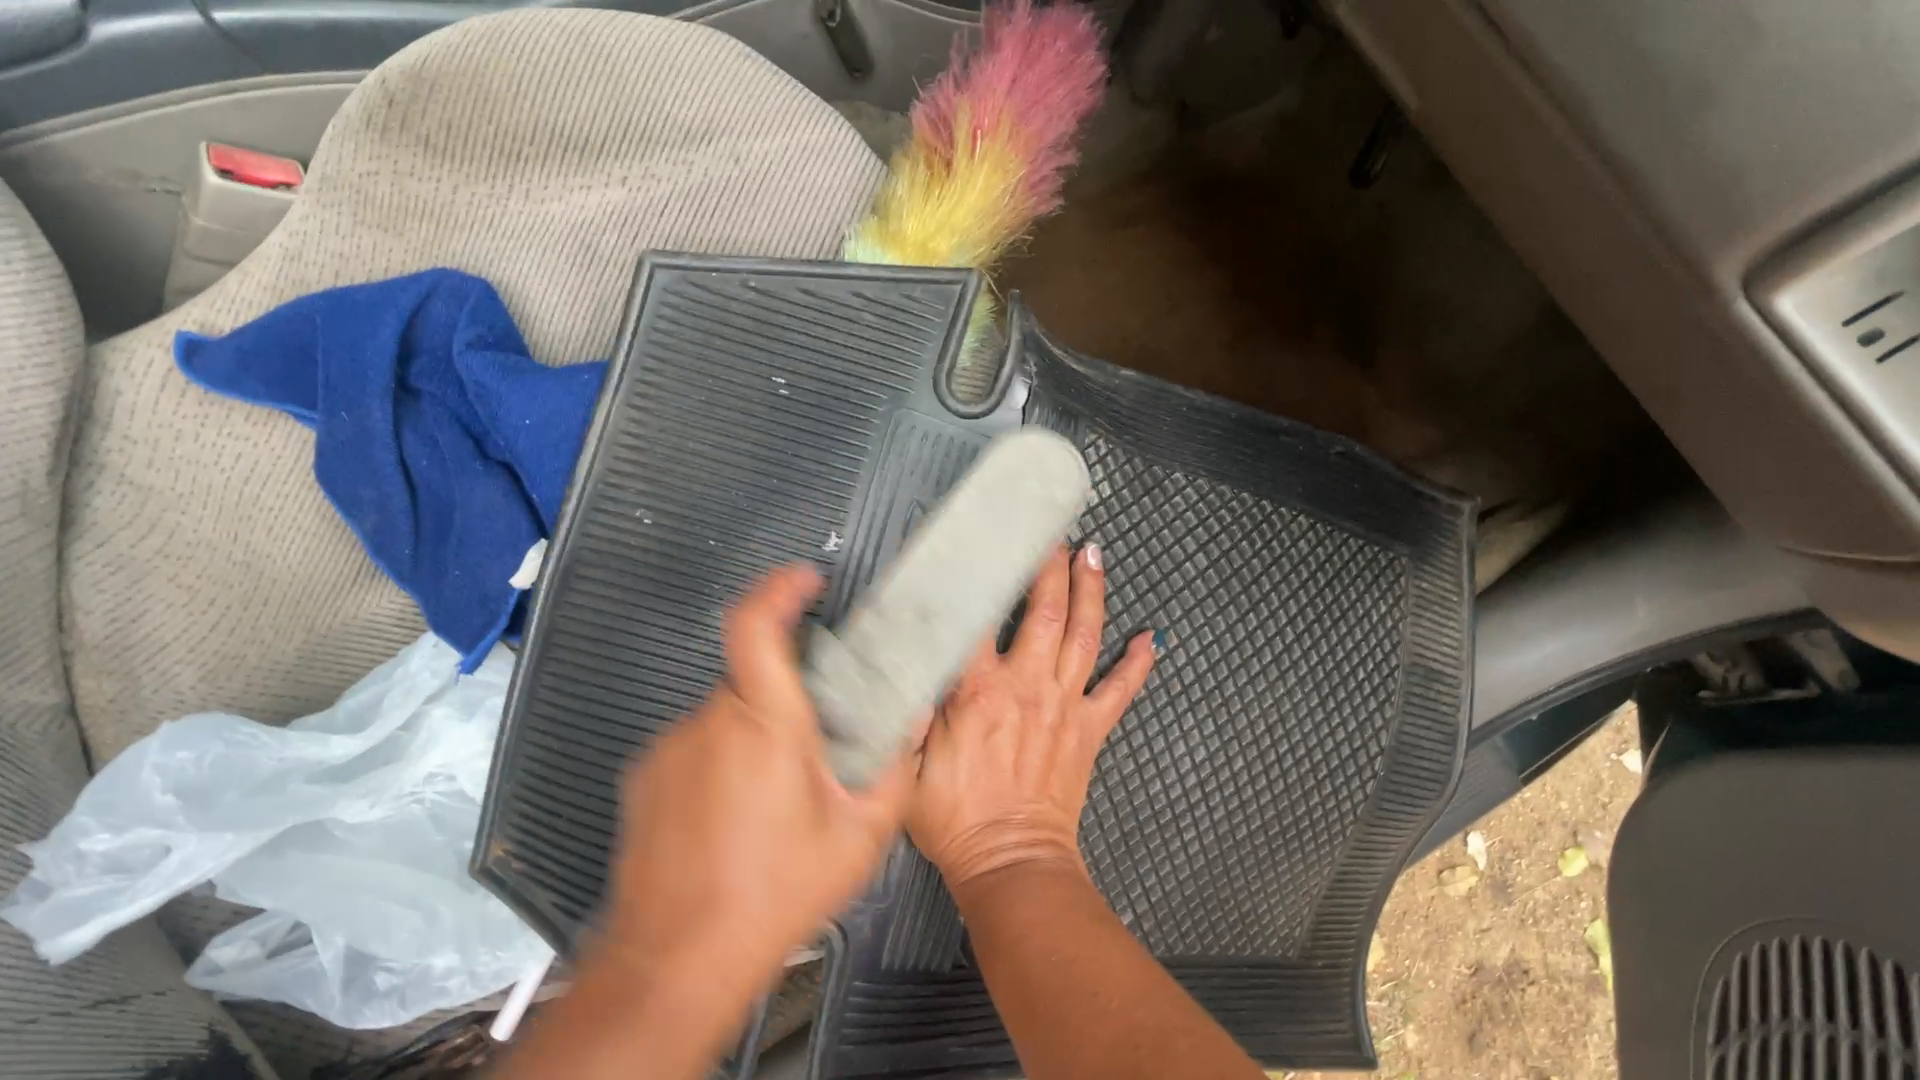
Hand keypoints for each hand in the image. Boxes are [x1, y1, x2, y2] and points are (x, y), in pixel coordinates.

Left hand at [596, 565, 913, 1003]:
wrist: (677, 958)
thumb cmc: (764, 899)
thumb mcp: (857, 838)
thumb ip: (892, 771)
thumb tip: (906, 732)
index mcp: (767, 726)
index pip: (757, 625)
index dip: (780, 589)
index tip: (802, 580)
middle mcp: (711, 725)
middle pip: (755, 678)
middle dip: (788, 703)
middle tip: (811, 753)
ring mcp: (673, 748)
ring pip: (726, 716)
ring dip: (753, 741)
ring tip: (769, 804)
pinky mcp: (647, 774)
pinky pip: (695, 746)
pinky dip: (719, 764)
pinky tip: (734, 818)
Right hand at [909, 545, 1155, 891]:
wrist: (1011, 866)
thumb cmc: (956, 821)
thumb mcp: (907, 767)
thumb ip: (907, 713)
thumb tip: (903, 669)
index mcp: (978, 692)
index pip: (975, 618)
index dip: (971, 576)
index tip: (972, 543)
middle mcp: (1026, 687)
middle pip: (1042, 611)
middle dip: (1048, 566)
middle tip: (1052, 532)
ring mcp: (1064, 706)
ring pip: (1083, 635)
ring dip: (1090, 591)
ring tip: (1093, 554)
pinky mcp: (1090, 731)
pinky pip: (1121, 690)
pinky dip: (1138, 663)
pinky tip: (1151, 639)